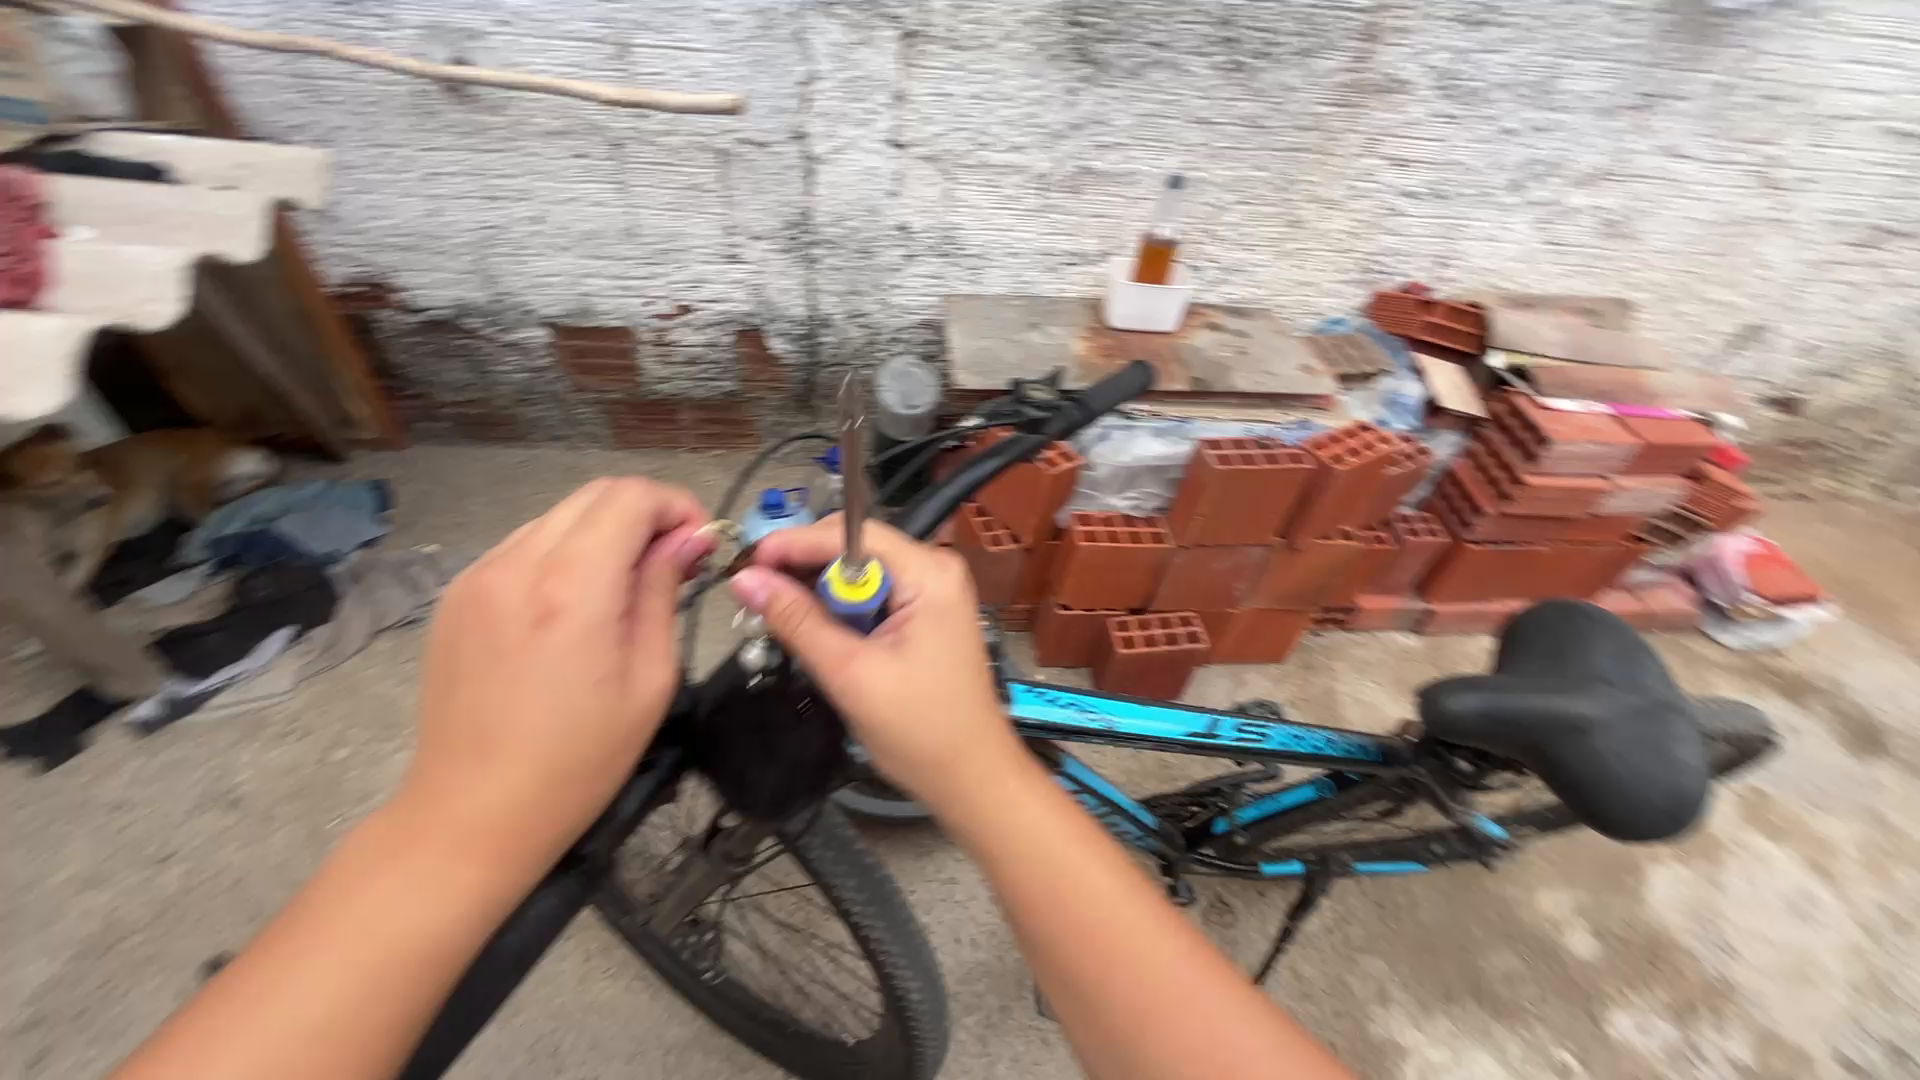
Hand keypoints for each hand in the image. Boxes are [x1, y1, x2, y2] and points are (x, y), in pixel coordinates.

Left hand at [402, 477, 712, 874]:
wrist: (472, 813)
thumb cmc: (580, 759)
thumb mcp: (650, 678)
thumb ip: (664, 593)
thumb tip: (688, 540)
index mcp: (572, 586)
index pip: (631, 497)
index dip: (676, 506)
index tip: (699, 544)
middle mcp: (517, 564)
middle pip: (594, 494)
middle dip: (646, 512)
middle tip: (674, 560)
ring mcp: (476, 576)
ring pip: (558, 515)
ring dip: (604, 531)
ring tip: (627, 584)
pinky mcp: (456, 596)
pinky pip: (523, 546)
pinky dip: (564, 553)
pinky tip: (576, 603)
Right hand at [728, 518, 1022, 808]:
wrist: (970, 775)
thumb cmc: (921, 730)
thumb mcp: (849, 673)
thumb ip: (796, 621)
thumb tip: (746, 580)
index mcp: (929, 574)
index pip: (851, 532)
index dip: (796, 542)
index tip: (751, 563)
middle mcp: (935, 570)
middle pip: (853, 547)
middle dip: (804, 568)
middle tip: (759, 597)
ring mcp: (932, 591)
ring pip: (857, 571)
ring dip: (818, 592)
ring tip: (781, 619)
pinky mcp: (924, 613)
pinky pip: (871, 594)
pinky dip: (839, 610)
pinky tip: (815, 632)